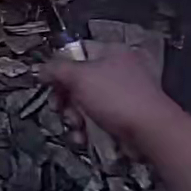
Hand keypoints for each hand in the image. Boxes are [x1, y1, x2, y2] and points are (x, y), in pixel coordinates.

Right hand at [43, 42, 184, 141]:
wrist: (151, 132)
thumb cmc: (114, 97)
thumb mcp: (78, 76)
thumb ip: (55, 69)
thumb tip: (40, 70)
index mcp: (111, 52)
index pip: (75, 52)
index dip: (59, 67)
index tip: (49, 83)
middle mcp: (117, 70)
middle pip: (76, 81)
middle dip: (64, 99)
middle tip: (59, 108)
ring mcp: (121, 95)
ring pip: (82, 103)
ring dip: (72, 118)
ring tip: (76, 127)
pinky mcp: (122, 118)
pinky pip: (95, 120)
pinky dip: (86, 130)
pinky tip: (83, 138)